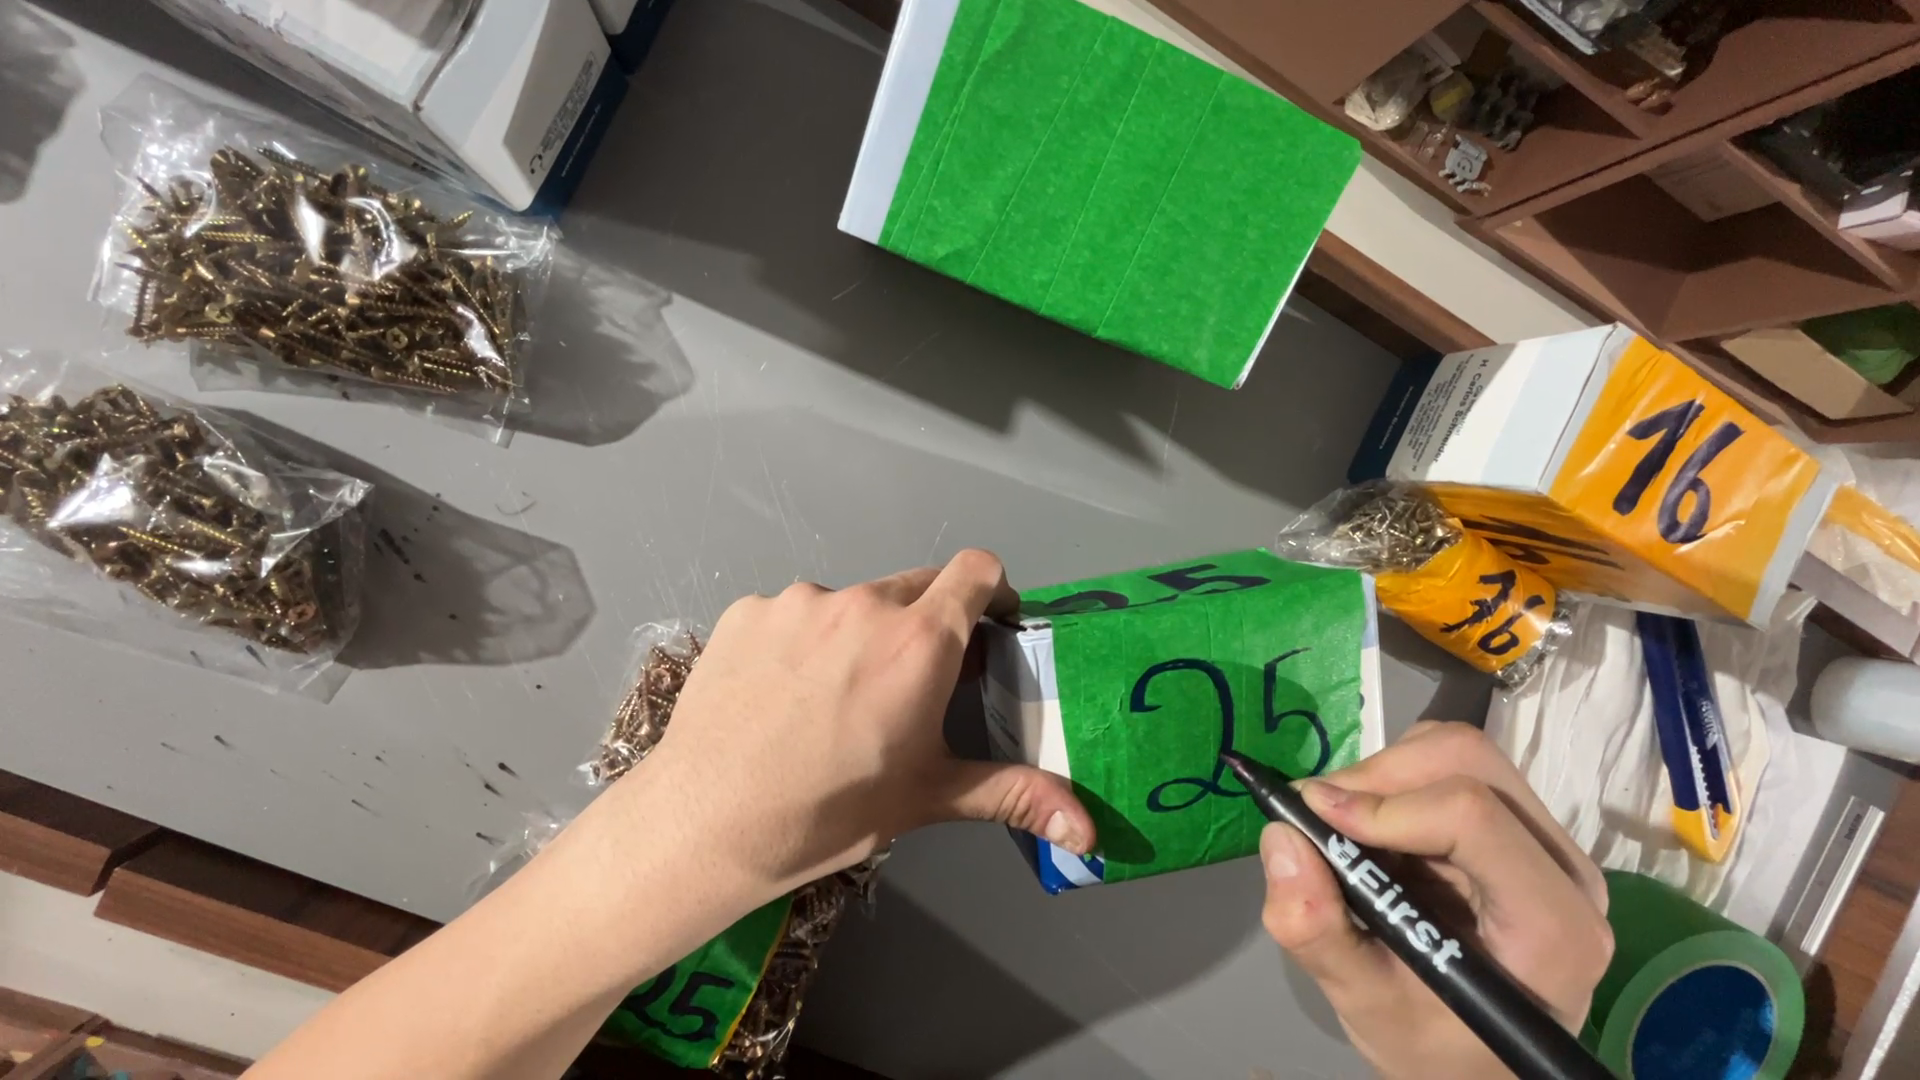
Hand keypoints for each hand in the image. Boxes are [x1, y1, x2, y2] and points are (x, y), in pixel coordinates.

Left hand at [604, 549, 1095, 900]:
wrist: (706, 821)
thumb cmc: (831, 809)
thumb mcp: (928, 797)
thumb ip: (1014, 795)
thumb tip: (1089, 831)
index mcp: (919, 640)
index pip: (976, 569)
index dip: (990, 591)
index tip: (986, 628)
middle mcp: (863, 602)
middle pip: (916, 586)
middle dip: (925, 623)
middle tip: (906, 683)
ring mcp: (799, 600)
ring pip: (852, 601)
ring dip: (859, 633)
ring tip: (832, 696)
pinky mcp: (748, 609)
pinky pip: (794, 611)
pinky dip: (801, 639)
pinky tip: (779, 692)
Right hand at [1259, 721, 1611, 1079]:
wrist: (1471, 1057)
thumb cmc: (1429, 1042)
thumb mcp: (1364, 1006)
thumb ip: (1318, 933)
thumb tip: (1282, 837)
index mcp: (1550, 926)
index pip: (1474, 817)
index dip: (1384, 805)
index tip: (1311, 817)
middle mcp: (1563, 870)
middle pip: (1467, 760)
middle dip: (1376, 774)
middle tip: (1320, 813)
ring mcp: (1544, 841)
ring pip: (1456, 749)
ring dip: (1381, 772)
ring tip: (1345, 824)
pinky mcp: (1515, 823)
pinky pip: (1447, 762)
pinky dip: (1391, 776)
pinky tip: (1373, 827)